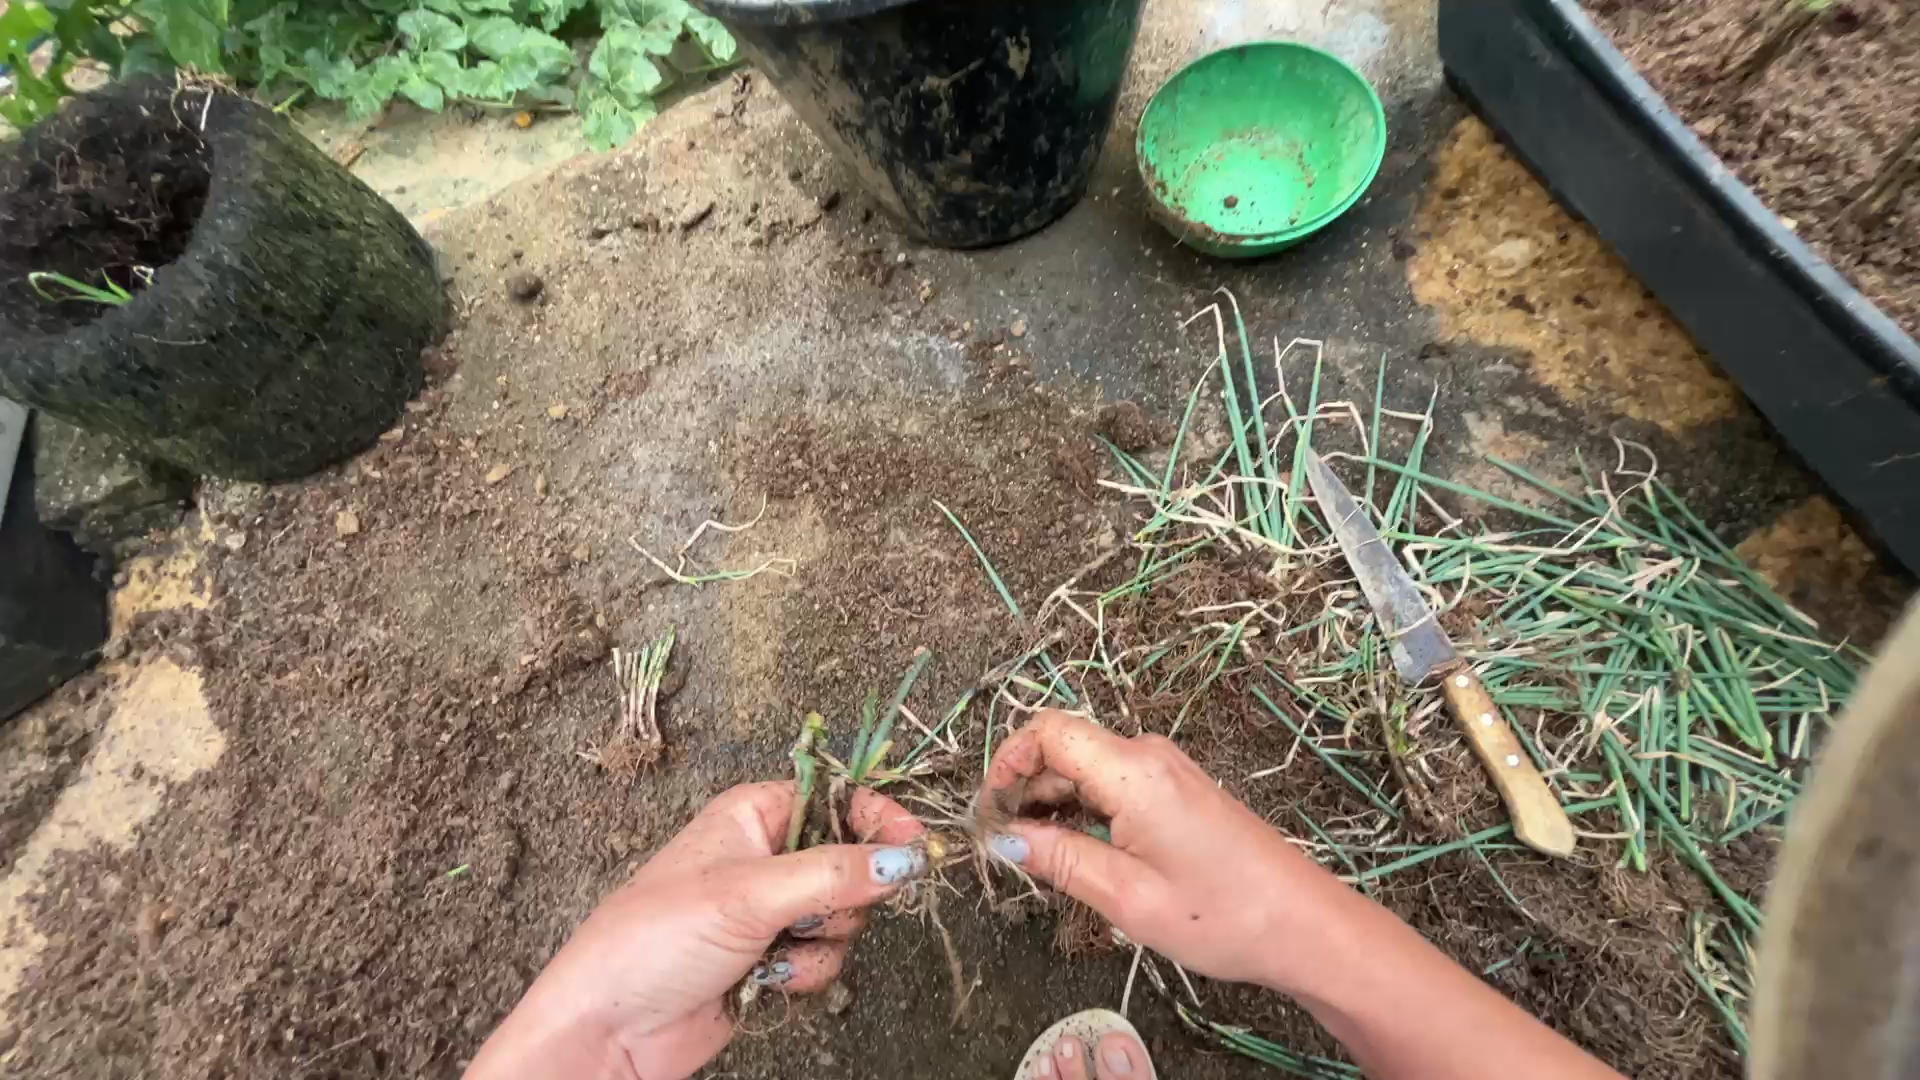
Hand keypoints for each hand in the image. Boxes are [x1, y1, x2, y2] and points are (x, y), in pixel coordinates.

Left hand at [466, 781, 927, 1079]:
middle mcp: (771, 853)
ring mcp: (774, 906)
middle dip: (845, 892)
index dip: (878, 817)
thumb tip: (905, 859)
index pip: (838, 797)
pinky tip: (767, 980)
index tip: (915, 844)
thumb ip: (834, 874)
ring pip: (845, 911)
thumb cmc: (661, 935)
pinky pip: (827, 953)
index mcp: (758, 813)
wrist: (607, 1032)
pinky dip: (807, 971)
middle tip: (822, 911)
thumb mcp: (750, 893)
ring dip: (823, 938)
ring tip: (778, 949)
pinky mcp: (776, 955)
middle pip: (851, 856)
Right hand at [979, 709, 1359, 993]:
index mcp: (1132, 770)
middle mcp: (1145, 753)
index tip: (988, 807)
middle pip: (1063, 744)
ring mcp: (1162, 766)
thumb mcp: (1126, 896)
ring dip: (1050, 796)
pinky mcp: (1172, 784)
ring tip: (1033, 848)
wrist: (1303, 922)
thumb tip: (1001, 840)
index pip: (1048, 731)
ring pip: (1084, 762)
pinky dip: (1080, 803)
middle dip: (1023, 782)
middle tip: (1002, 837)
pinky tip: (1073, 842)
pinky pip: (1110, 777)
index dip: (1007, 759)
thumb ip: (1057, 859)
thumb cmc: (1218, 914)